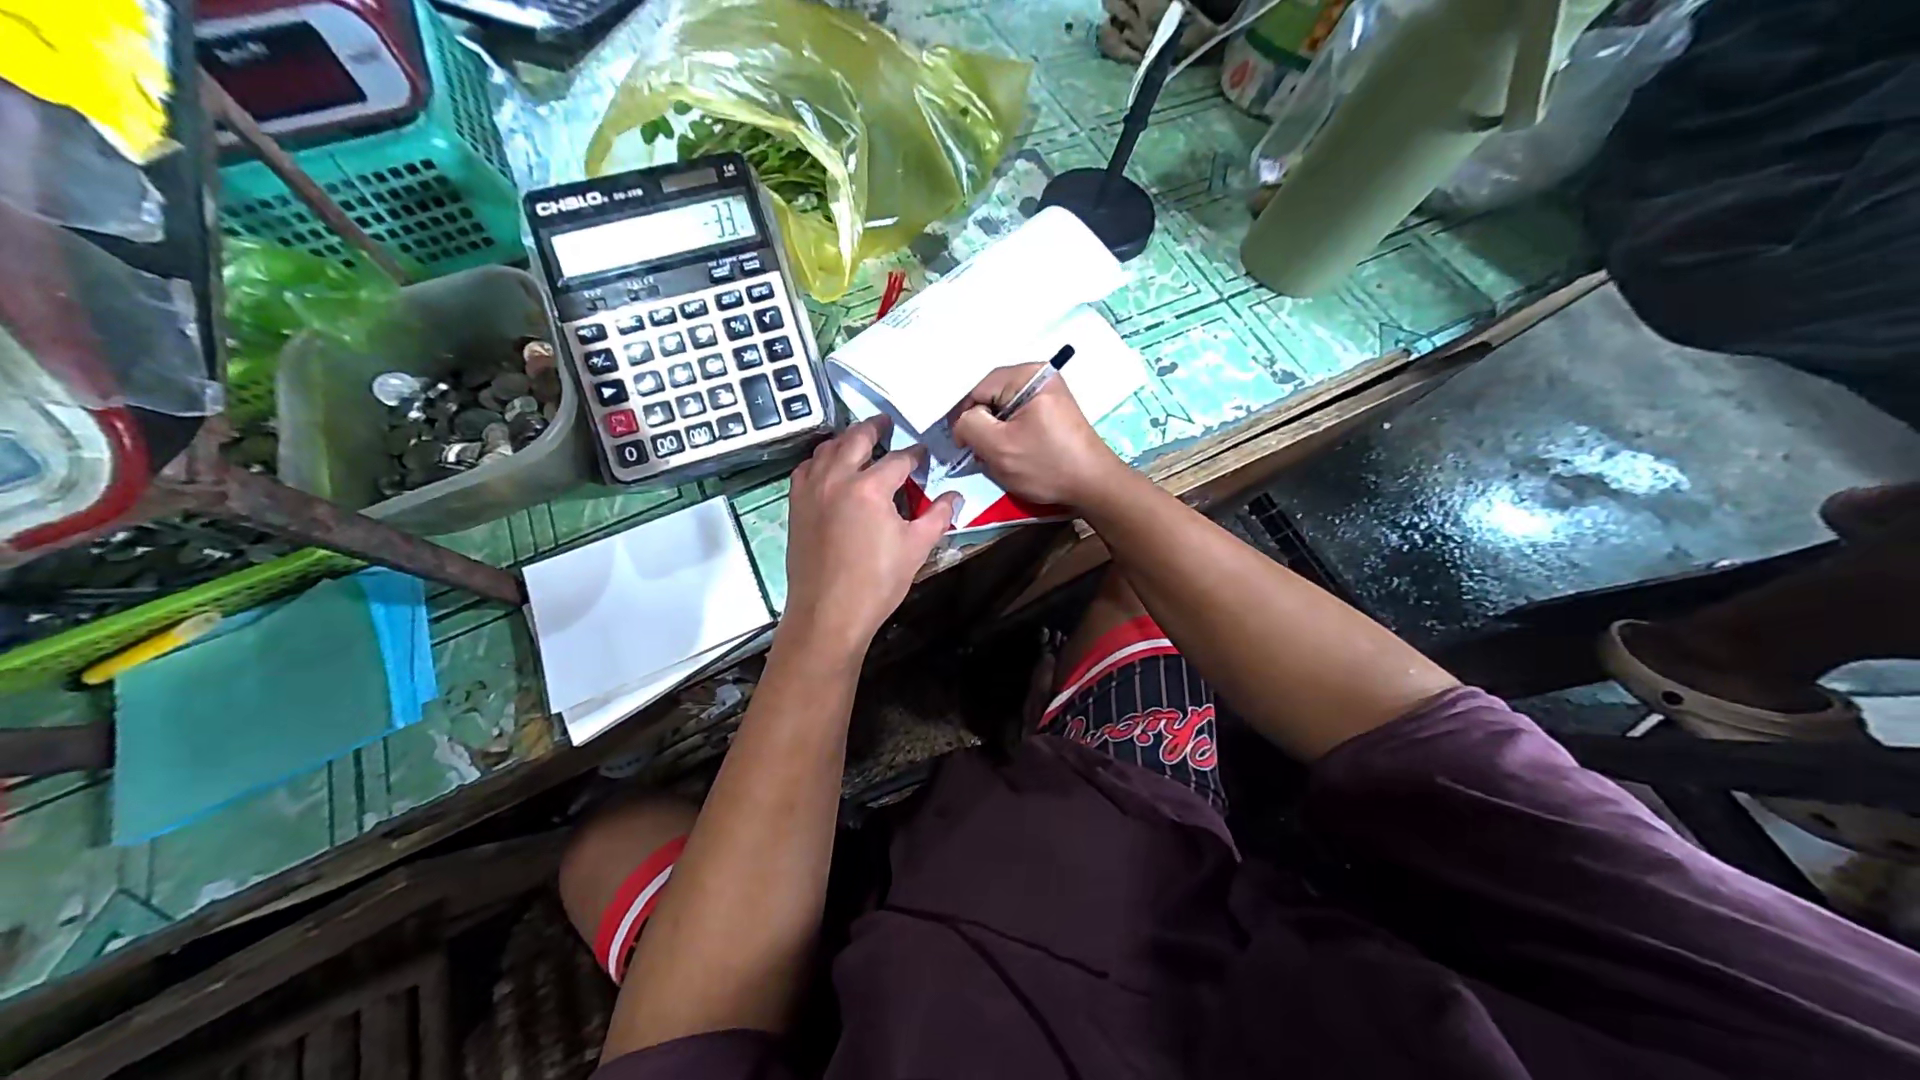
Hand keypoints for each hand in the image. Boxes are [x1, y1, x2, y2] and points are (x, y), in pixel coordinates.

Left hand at [782, 417, 960, 656]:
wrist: (828, 613)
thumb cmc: (877, 583)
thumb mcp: (916, 548)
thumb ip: (938, 516)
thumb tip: (954, 497)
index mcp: (870, 488)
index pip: (899, 460)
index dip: (915, 455)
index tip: (923, 456)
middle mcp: (836, 479)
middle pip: (856, 439)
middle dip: (875, 428)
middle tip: (886, 423)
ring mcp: (811, 490)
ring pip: (826, 449)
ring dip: (845, 440)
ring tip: (859, 440)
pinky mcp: (796, 505)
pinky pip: (806, 469)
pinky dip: (820, 460)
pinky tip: (828, 466)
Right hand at [950, 364, 1130, 510]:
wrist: (1093, 485)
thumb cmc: (1046, 465)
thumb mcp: (998, 447)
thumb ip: (969, 425)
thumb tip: (962, 421)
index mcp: (1027, 375)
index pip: (977, 389)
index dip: (964, 417)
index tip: (963, 445)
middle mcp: (1038, 375)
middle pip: (990, 397)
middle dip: (981, 425)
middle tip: (981, 453)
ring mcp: (1047, 393)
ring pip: (1002, 409)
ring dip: (994, 434)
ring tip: (999, 456)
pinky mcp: (1052, 411)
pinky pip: (1018, 417)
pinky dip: (1009, 435)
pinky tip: (1014, 454)